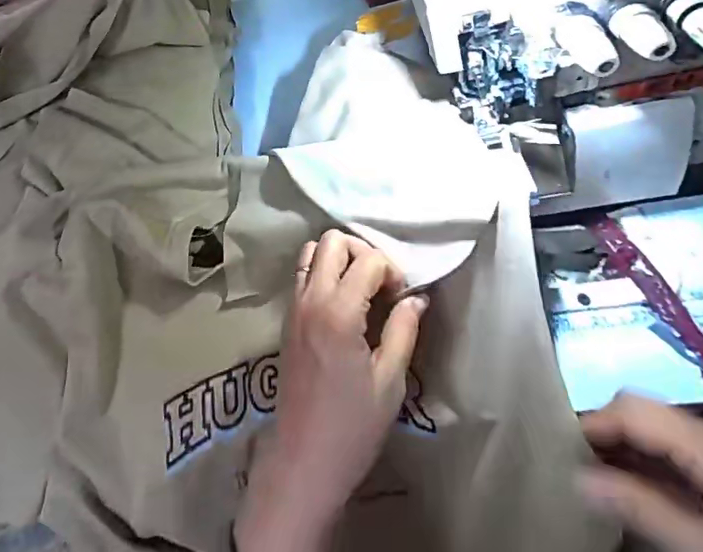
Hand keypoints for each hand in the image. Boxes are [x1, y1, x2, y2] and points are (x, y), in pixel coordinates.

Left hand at [235, 231, 428, 551]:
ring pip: (312, 252)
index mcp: (338, 311)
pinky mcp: (286, 320)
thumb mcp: (390, 381)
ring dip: (340, 259)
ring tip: (362, 290)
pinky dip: (323, 273)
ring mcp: (293, 307)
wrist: (302, 461)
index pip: (368, 260)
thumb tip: (416, 297)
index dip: (392, 272)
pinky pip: (302, 274)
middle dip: (363, 252)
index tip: (402, 300)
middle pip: (333, 241)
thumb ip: (404, 330)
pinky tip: (343, 305)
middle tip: (382, 286)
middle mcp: (310, 299)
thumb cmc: (352, 427)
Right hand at [577, 394, 702, 551]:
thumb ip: (644, 507)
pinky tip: (627, 491)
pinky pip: (676, 464)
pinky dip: (645, 470)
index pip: (635, 408)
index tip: (558, 441)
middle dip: (606, 431)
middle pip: (646, 416)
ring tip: (588, 473)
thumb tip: (579, 475)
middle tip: (569, 457)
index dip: (594, 420)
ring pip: (658, 439)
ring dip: (622, 452)